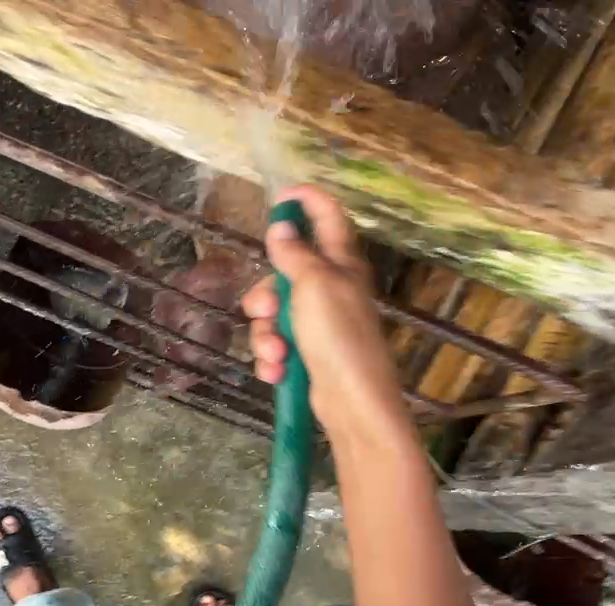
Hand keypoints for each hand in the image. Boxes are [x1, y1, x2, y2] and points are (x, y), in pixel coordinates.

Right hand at [241, 185, 407, 438]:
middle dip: (264, 295)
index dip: (306, 202)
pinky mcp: (306, 354)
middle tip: (264, 310)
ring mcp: (317, 324)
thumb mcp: (314, 285)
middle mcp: (330, 289)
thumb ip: (295, 255)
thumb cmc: (339, 336)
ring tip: (276, 355)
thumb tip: (281, 225)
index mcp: (340, 263)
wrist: (351, 399)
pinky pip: (276, 346)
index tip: (280, 197)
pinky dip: (271, 359)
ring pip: (273, 316)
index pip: (327, 218)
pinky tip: (276, 372)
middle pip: (284, 274)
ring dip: (265, 336)